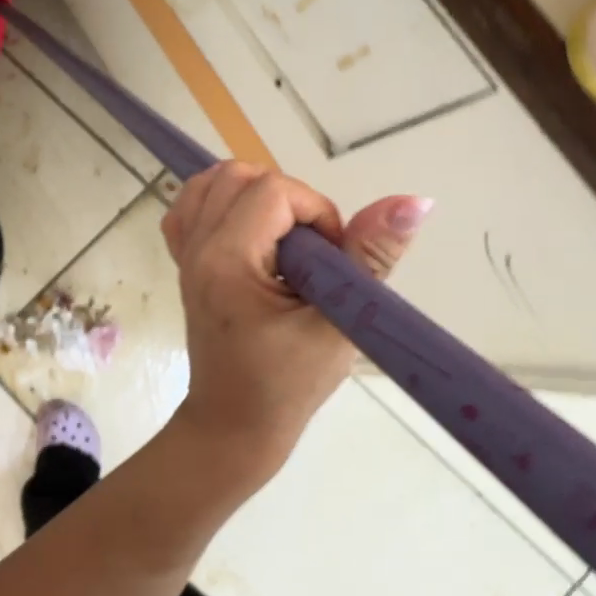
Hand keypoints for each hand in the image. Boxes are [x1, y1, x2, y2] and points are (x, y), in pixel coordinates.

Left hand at [160, 162, 430, 468]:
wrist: (234, 419)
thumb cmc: (287, 382)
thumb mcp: (341, 321)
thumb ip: (370, 256)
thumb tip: (412, 201)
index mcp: (226, 258)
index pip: (271, 190)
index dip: (315, 211)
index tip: (332, 257)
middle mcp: (195, 246)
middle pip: (236, 176)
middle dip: (287, 198)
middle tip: (311, 250)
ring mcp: (183, 252)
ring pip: (209, 184)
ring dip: (253, 197)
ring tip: (285, 242)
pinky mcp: (184, 262)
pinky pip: (190, 209)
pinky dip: (221, 207)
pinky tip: (253, 238)